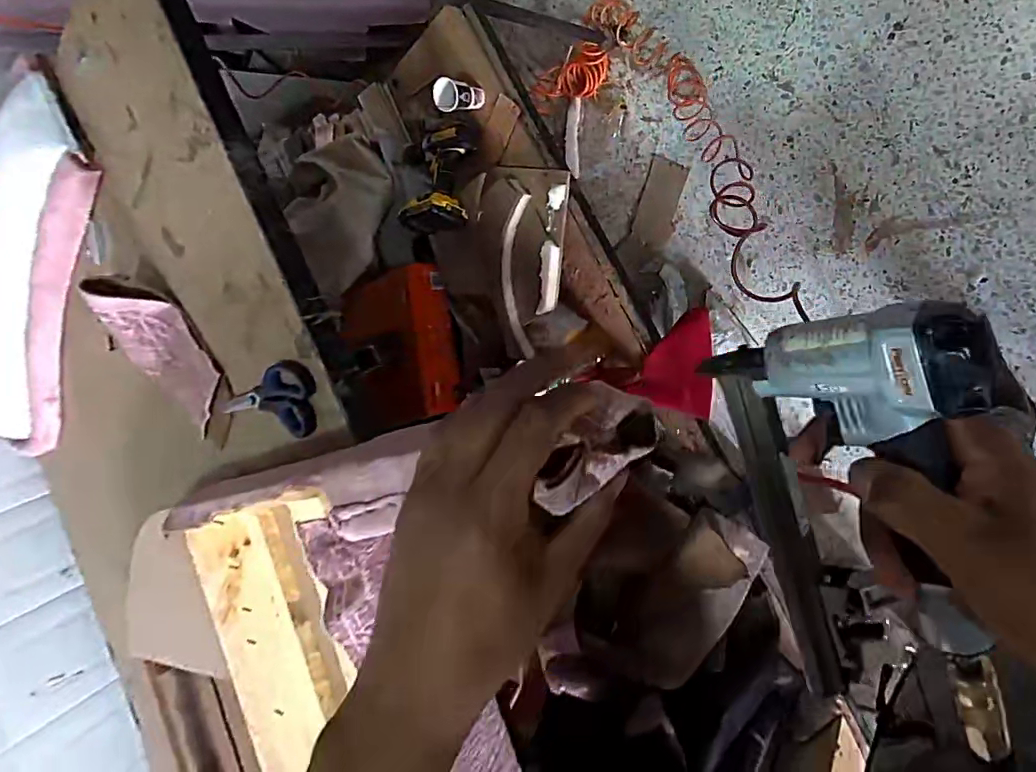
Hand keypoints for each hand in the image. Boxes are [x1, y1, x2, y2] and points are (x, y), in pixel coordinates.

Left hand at [313, 356, 625, 770]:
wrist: (413, 682)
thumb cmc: (493, 636)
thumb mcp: (554, 580)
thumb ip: (590, 519)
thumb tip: (623, 476)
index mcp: (490, 506)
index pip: (533, 425)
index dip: (571, 399)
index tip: (600, 390)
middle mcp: (451, 482)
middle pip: (493, 402)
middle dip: (538, 370)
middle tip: (576, 353)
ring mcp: (425, 486)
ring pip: (465, 412)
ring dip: (506, 386)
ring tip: (543, 375)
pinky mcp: (412, 495)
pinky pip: (446, 434)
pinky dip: (479, 412)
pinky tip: (500, 416)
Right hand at [851, 416, 1035, 700]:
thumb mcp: (963, 545)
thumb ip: (903, 497)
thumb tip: (856, 466)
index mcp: (978, 442)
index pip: (898, 420)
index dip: (859, 441)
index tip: (821, 469)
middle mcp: (981, 457)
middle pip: (903, 469)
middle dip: (887, 521)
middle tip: (892, 577)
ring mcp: (988, 493)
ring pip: (918, 503)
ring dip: (905, 547)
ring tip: (914, 593)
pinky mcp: (993, 526)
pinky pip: (942, 527)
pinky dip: (928, 557)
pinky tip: (934, 591)